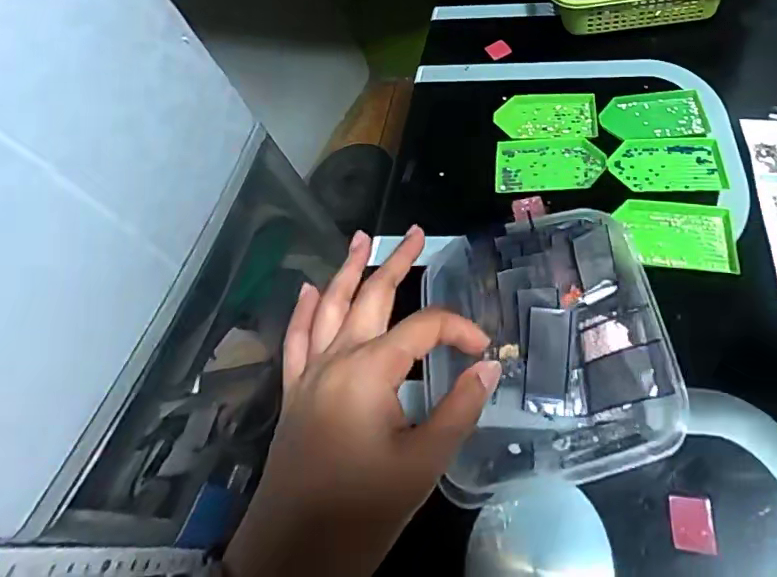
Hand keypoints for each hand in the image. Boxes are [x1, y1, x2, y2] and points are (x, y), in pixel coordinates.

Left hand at [225, 228, 501, 576]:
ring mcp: (309, 376)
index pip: (425, 327)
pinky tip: (309, 291)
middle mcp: (336, 360)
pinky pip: (296, 342)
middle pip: (372, 297)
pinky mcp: (294, 396)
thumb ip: (458, 408)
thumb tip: (488, 366)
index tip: (483, 350)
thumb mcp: (422, 463)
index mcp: (370, 370)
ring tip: (360, 239)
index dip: (459, 328)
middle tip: (418, 233)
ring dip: (348, 271)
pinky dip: (304, 312)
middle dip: (398, 262)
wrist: (288, 562)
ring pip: (330, 309)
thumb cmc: (361, 512)